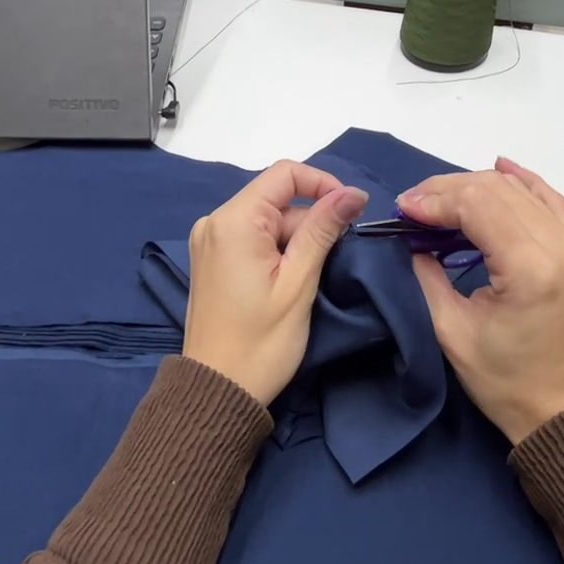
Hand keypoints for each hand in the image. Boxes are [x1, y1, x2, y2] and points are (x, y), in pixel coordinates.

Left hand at [182, 161, 370, 403]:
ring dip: (296, 240)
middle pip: (277, 199)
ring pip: (268, 220)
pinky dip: (278, 250)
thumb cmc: (261, 343)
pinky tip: (288, 280)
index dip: (323, 183)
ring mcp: (210, 240)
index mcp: (233, 221)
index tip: (350, 212)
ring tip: (308, 279)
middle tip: (331, 261)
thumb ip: (323, 230)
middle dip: (310, 221)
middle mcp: (215, 221)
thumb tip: (353, 192)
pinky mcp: (212, 259)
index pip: (285, 174)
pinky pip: (253, 237)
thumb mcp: (298, 283)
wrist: (217, 390)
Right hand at [398, 158, 563, 443]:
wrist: (557, 409)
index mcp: (530, 270)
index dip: (436, 199)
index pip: (479, 206)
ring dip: (475, 185)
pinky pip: (549, 201)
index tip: (402, 208)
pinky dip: (522, 181)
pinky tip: (500, 167)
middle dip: (448, 189)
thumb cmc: (502, 380)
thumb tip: (412, 238)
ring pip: (520, 190)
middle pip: (498, 191)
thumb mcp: (450, 330)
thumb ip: (427, 275)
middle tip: (412, 203)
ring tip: (438, 198)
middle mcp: (560, 248)